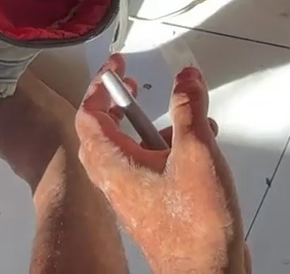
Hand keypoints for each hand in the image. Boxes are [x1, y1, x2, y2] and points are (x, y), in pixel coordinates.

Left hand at [76, 55, 247, 273]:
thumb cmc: (196, 223)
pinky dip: (168, 147)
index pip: (89, 116)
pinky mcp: (154, 208)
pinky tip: (200, 146)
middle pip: (102, 133)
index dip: (101, 85)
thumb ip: (189, 107)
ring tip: (185, 115)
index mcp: (117, 165)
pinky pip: (150, 166)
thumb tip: (185, 77)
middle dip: (118, 103)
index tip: (118, 65)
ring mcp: (135, 197)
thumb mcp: (196, 150)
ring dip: (152, 124)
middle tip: (134, 84)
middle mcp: (118, 181)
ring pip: (130, 150)